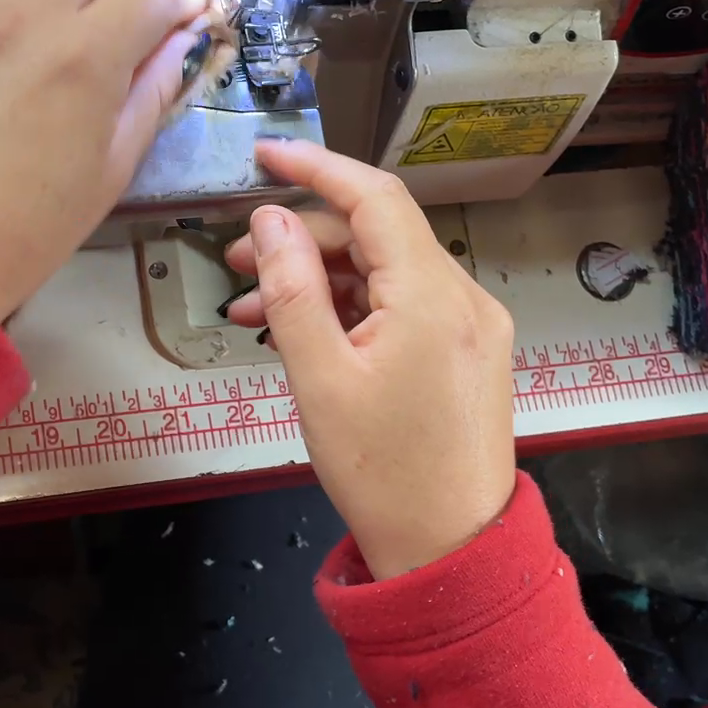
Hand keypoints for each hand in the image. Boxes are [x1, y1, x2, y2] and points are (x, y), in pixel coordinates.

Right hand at [224, 141, 515, 578]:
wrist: (452, 552)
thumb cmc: (380, 469)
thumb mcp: (319, 378)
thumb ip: (291, 289)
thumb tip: (271, 219)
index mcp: (431, 295)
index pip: (374, 197)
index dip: (316, 166)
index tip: (264, 154)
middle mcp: (463, 296)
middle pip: (375, 235)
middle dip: (302, 238)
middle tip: (236, 264)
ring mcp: (470, 324)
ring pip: (384, 272)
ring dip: (320, 278)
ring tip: (252, 308)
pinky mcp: (465, 351)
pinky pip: (401, 306)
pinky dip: (350, 308)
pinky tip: (304, 331)